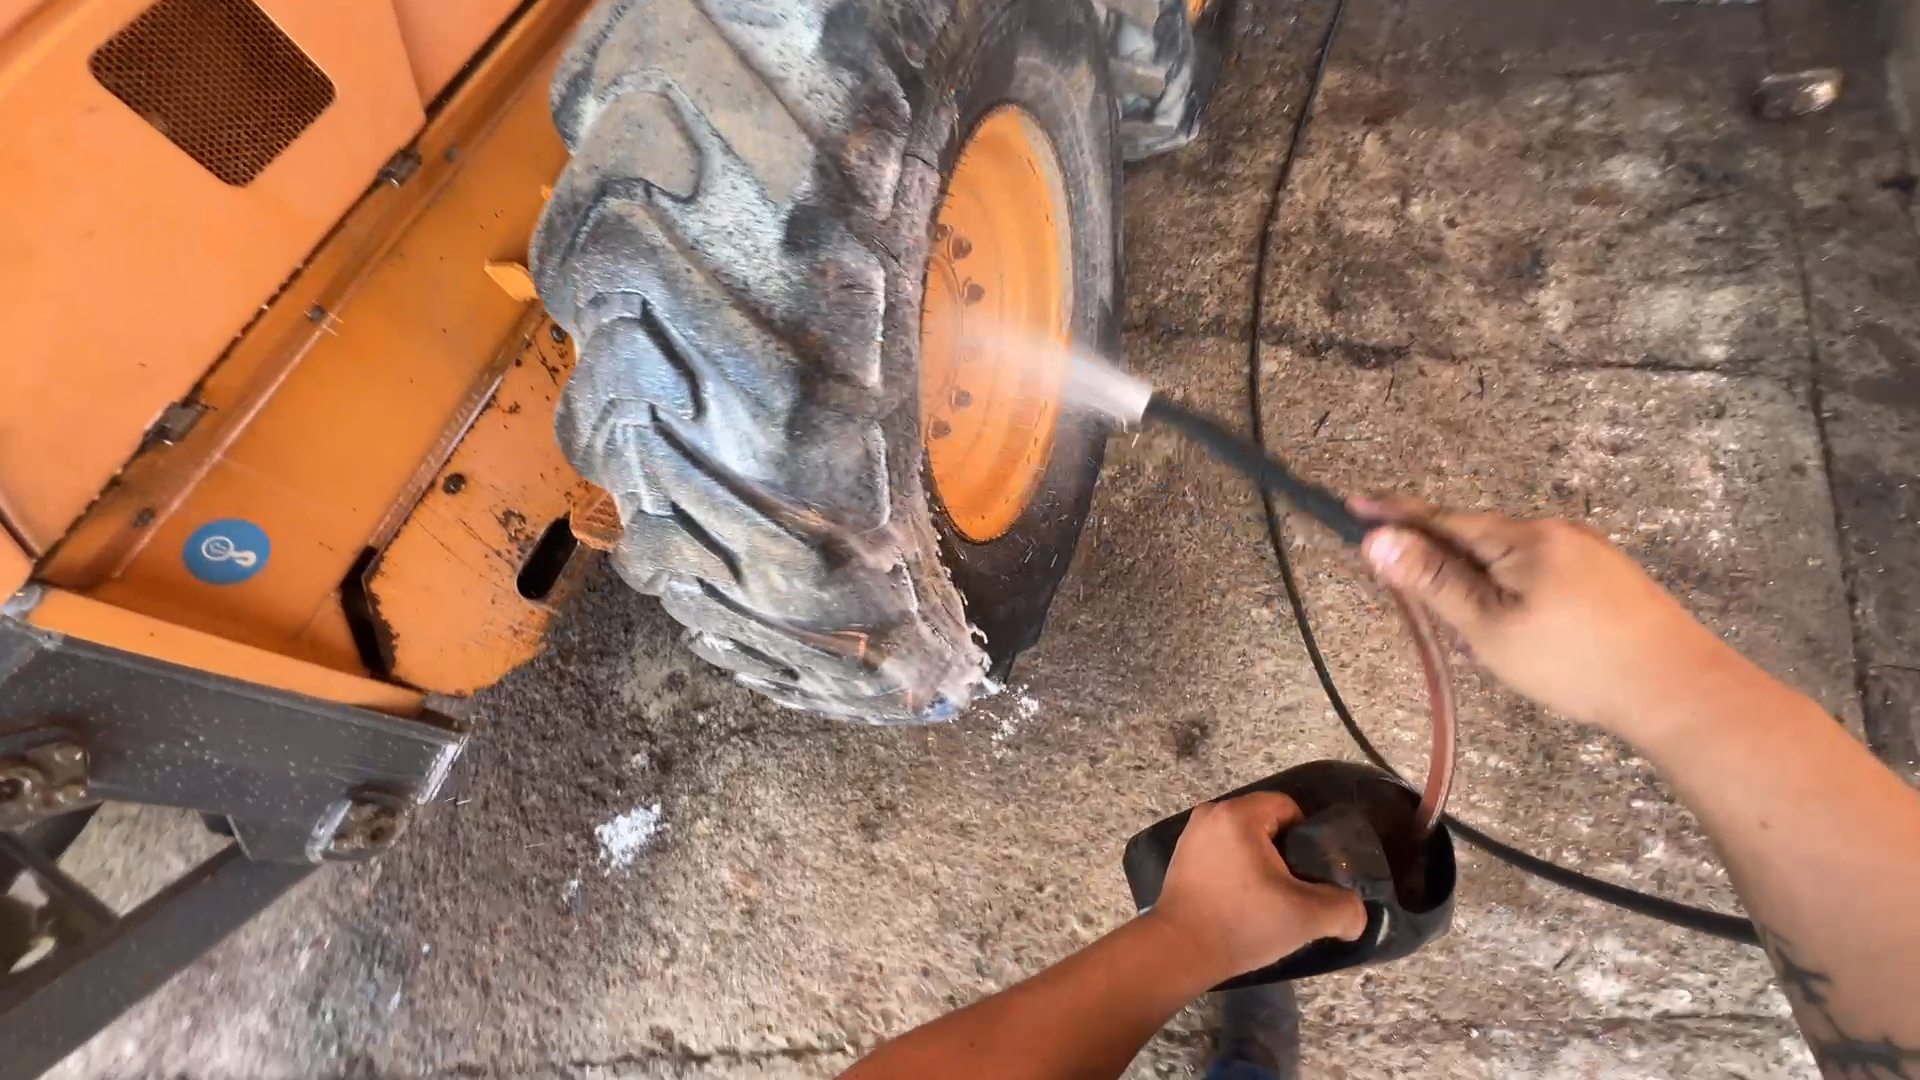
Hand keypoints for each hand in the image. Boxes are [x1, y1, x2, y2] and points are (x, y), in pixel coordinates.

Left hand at [1147, 792, 1366, 982]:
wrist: (1181, 947)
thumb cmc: (1243, 922)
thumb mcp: (1306, 917)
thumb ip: (1344, 908)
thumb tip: (1354, 910)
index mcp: (1237, 814)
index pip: (1286, 806)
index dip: (1308, 836)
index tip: (1313, 871)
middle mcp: (1211, 813)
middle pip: (1264, 820)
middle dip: (1286, 851)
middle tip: (1297, 887)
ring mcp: (1192, 833)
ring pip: (1243, 837)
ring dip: (1262, 861)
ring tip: (1272, 897)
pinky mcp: (1182, 855)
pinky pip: (1223, 850)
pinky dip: (1239, 868)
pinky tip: (1245, 900)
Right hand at [1351, 496, 1749, 737]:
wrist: (1684, 694)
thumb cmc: (1574, 662)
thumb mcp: (1488, 625)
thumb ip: (1432, 580)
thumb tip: (1377, 539)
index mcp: (1521, 538)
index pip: (1439, 519)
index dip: (1392, 515)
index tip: (1352, 503)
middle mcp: (1552, 531)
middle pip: (1470, 536)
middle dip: (1433, 556)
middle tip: (1401, 590)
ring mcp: (1583, 551)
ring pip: (1501, 555)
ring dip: (1469, 576)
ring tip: (1459, 621)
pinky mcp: (1602, 574)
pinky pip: (1530, 567)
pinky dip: (1501, 583)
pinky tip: (1506, 618)